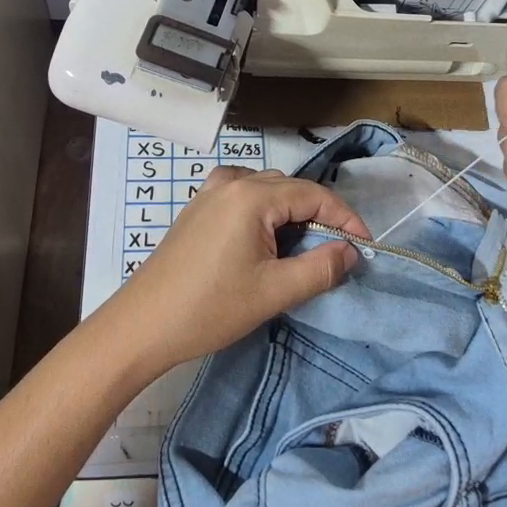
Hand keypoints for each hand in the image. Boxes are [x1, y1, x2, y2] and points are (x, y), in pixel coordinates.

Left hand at [104, 166, 370, 373]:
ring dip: (291, 216)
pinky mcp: (198, 208)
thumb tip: (350, 251)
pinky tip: (265, 243)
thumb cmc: (210, 308)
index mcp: (252, 195)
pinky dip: (264, 214)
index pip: (314, 194)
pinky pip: (244, 197)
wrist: (143, 325)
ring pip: (268, 192)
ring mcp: (211, 192)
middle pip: (291, 190)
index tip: (364, 249)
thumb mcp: (274, 292)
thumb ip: (320, 267)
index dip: (345, 219)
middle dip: (318, 218)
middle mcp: (232, 181)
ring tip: (302, 253)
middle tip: (334, 255)